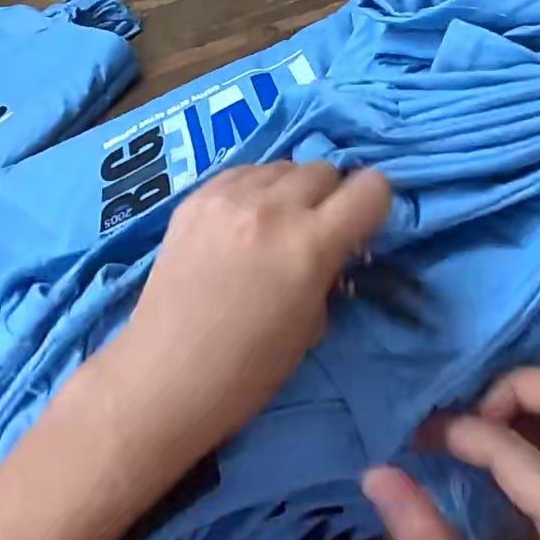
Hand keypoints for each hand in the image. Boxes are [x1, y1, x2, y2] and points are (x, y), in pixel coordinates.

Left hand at [98, 162, 391, 451]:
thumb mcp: (311, 325)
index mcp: (309, 244)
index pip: (370, 188)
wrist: (165, 373)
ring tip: (274, 223)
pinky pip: (242, 171)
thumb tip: (334, 245)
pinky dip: (253, 188)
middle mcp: (271, 207)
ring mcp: (227, 196)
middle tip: (315, 229)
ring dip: (289, 189)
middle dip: (330, 196)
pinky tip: (241, 220)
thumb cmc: (247, 369)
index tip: (362, 224)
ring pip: (282, 165)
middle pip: (323, 169)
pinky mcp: (195, 196)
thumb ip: (329, 271)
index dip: (374, 204)